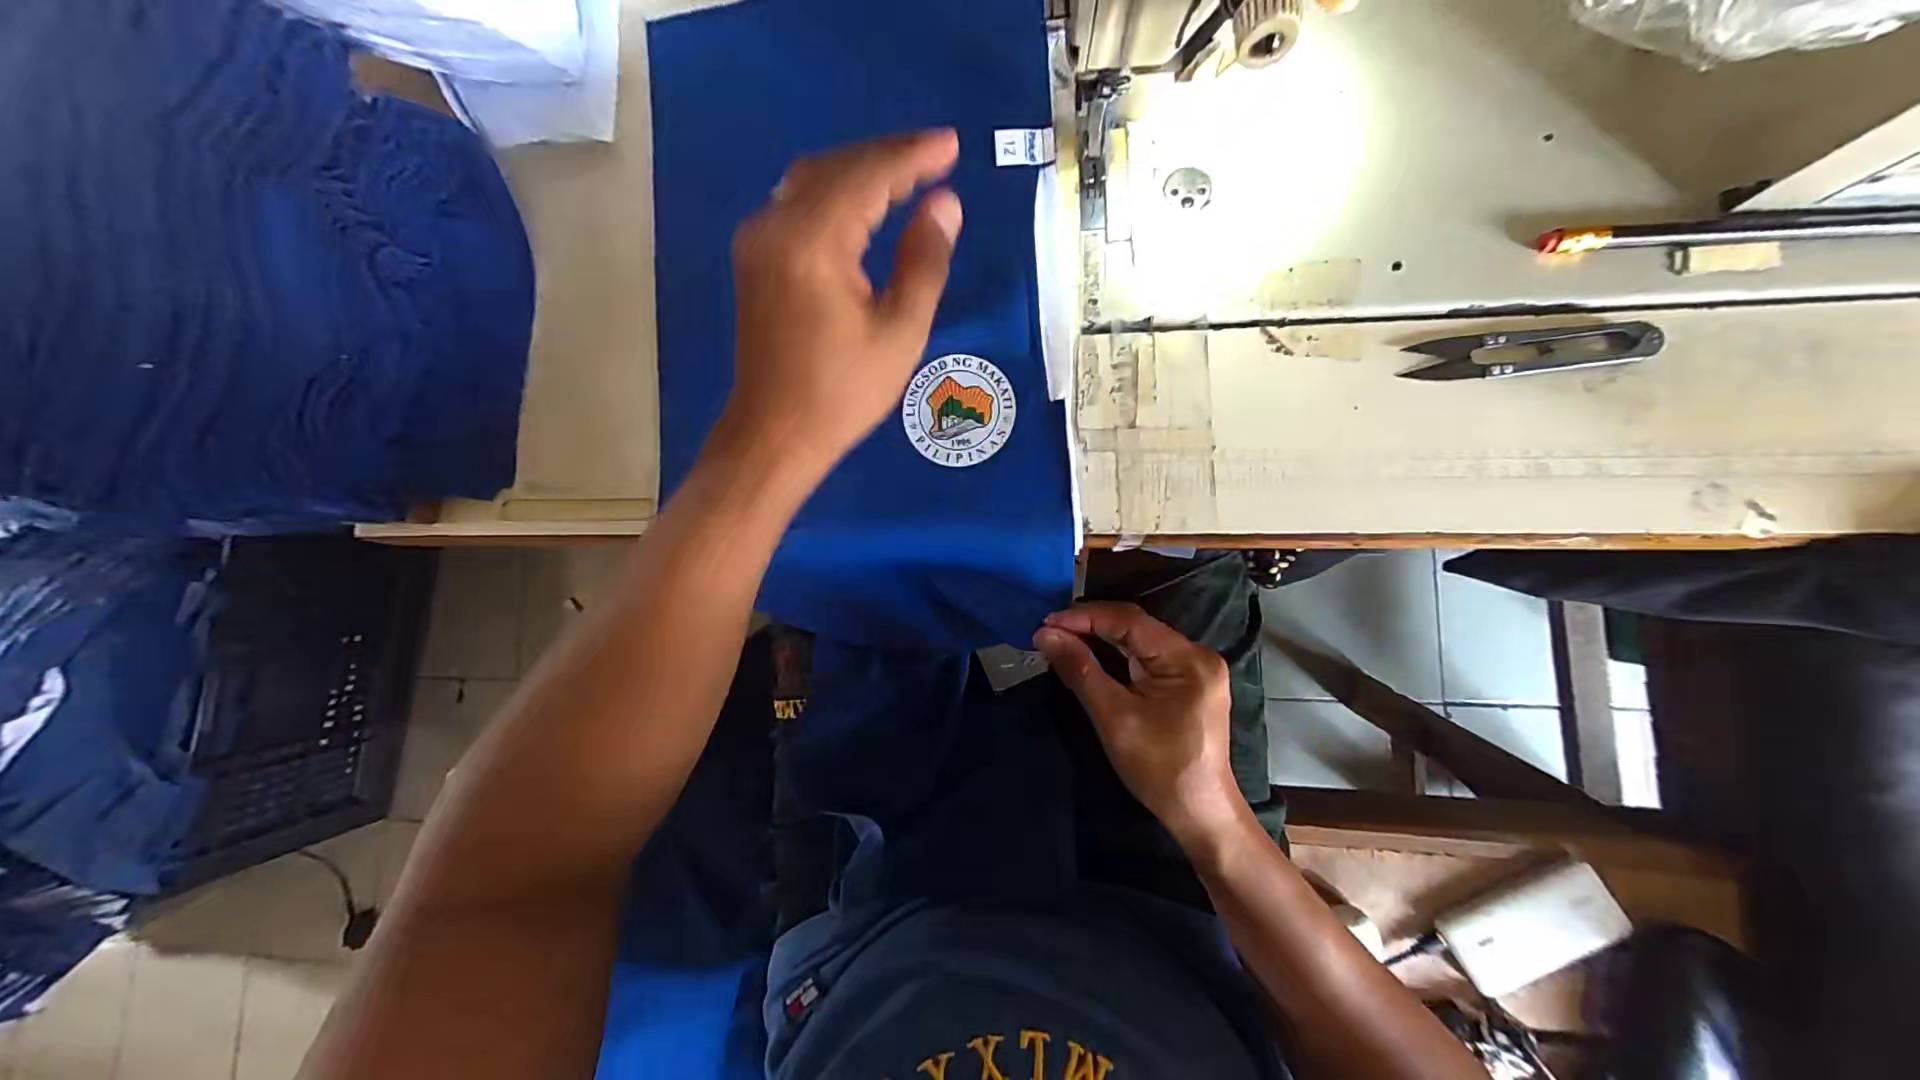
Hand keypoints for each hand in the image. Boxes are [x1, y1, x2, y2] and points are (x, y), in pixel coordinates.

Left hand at [723, 130, 964, 477]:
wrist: (775, 433)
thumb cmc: (843, 393)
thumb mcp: (901, 332)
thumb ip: (924, 262)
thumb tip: (944, 205)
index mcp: (813, 243)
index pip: (868, 176)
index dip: (913, 157)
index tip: (951, 145)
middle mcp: (775, 226)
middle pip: (835, 167)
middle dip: (887, 157)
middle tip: (936, 155)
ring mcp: (757, 241)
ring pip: (812, 181)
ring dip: (859, 171)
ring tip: (907, 173)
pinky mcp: (754, 260)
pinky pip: (797, 205)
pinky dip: (834, 195)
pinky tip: (862, 204)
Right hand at [1033, 603, 1248, 846]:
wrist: (1200, 814)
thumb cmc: (1158, 768)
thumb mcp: (1114, 717)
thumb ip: (1080, 669)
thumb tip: (1045, 634)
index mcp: (1187, 658)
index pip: (1129, 621)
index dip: (1084, 617)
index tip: (1046, 622)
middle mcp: (1196, 654)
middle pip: (1136, 625)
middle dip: (1090, 623)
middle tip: (1050, 628)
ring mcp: (1195, 668)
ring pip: (1140, 639)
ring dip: (1101, 636)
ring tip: (1062, 636)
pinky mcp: (1187, 682)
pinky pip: (1146, 656)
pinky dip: (1116, 653)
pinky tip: (1090, 653)